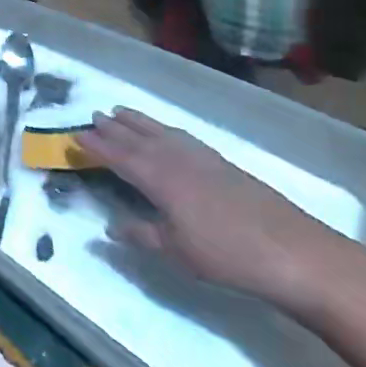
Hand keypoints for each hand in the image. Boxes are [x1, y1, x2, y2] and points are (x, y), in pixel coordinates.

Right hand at [75, 109, 361, 305]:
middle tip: (94, 115)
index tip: (77, 134)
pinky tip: (166, 133)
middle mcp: (177, 158)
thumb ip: (142, 234)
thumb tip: (109, 224)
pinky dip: (164, 129)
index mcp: (160, 179)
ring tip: (121, 112)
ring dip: (139, 122)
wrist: (288, 248)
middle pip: (140, 138)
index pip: (121, 157)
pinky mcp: (221, 161)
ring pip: (162, 132)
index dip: (98, 146)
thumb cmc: (225, 254)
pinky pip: (181, 136)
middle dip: (115, 128)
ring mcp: (202, 156)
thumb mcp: (176, 252)